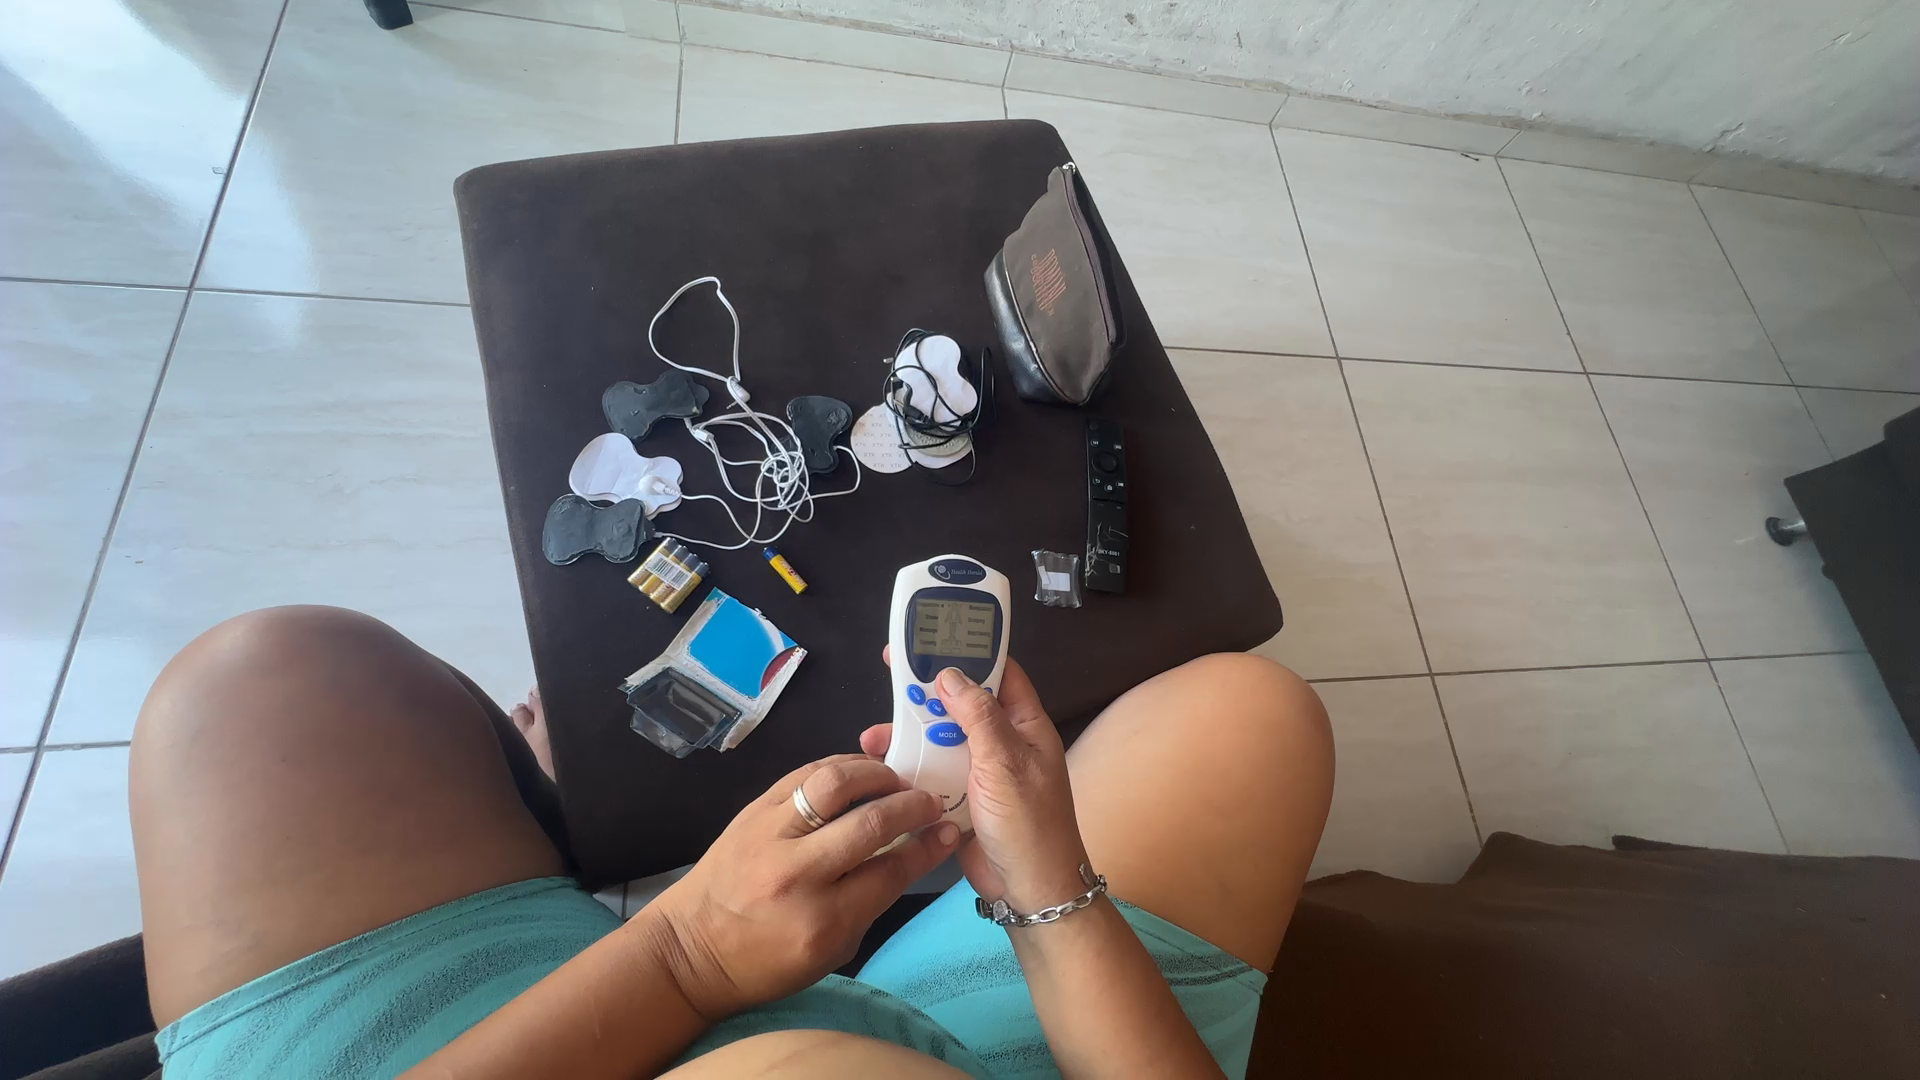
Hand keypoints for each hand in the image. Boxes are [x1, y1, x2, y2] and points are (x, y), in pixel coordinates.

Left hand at [649, 755, 959, 1019]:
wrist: (692, 947)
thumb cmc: (767, 960)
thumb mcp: (832, 950)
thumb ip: (873, 898)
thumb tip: (917, 848)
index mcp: (821, 922)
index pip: (889, 872)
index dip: (928, 847)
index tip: (948, 829)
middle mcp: (797, 874)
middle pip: (869, 823)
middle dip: (911, 806)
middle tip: (928, 800)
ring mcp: (770, 835)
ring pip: (834, 783)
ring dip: (876, 773)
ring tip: (894, 777)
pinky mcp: (753, 809)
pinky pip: (805, 773)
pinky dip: (840, 766)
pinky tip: (859, 770)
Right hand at [863, 652, 1091, 912]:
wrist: (1029, 893)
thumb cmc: (1028, 823)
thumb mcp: (1005, 762)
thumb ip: (978, 716)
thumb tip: (950, 673)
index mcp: (1024, 723)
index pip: (998, 672)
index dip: (969, 651)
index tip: (936, 635)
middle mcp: (1001, 739)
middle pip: (961, 701)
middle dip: (927, 689)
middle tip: (893, 669)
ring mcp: (980, 768)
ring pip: (940, 735)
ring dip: (910, 729)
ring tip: (876, 728)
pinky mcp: (960, 794)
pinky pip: (931, 768)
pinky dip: (909, 763)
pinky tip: (883, 762)